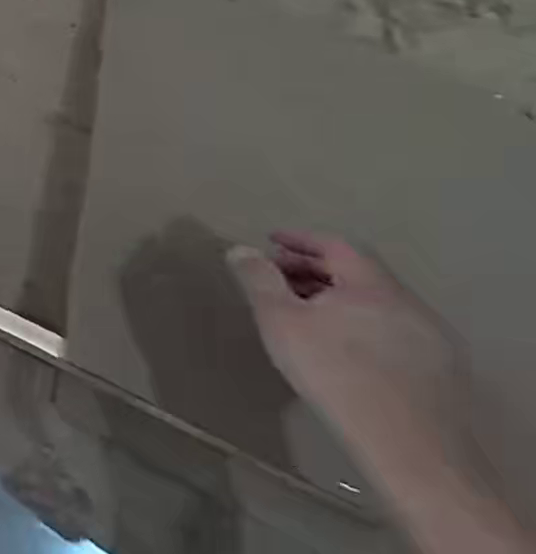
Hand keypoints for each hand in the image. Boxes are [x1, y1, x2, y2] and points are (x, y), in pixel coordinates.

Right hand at [229, 232, 462, 450]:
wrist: (404, 443)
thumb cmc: (331, 368)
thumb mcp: (277, 317)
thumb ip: (257, 277)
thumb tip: (242, 249)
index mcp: (375, 288)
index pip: (339, 246)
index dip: (302, 239)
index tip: (270, 240)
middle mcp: (411, 307)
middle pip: (359, 273)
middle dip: (314, 268)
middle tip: (276, 275)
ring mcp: (433, 340)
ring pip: (376, 302)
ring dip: (335, 295)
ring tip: (300, 308)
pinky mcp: (440, 370)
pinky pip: (392, 327)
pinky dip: (358, 319)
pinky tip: (337, 341)